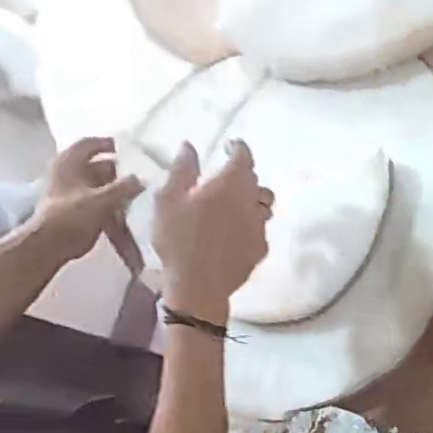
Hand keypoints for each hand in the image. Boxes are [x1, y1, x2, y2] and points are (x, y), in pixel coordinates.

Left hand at [31, 137, 145, 265]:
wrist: (51, 244)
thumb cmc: (72, 216)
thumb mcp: (100, 199)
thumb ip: (122, 188)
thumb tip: (140, 179)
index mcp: (69, 162)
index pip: (89, 144)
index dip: (107, 144)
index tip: (128, 149)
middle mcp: (70, 174)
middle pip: (97, 166)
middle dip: (119, 172)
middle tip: (140, 176)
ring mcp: (73, 193)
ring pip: (100, 186)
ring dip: (117, 190)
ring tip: (139, 195)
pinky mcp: (78, 211)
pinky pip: (99, 202)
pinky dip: (112, 205)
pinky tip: (128, 211)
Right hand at [154, 140, 273, 324]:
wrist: (199, 287)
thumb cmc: (178, 241)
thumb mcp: (168, 200)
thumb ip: (182, 170)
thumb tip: (189, 147)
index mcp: (229, 186)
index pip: (244, 158)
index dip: (238, 148)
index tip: (229, 146)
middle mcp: (250, 205)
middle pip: (257, 183)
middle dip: (245, 176)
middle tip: (227, 180)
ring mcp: (259, 229)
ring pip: (264, 207)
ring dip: (252, 201)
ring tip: (234, 206)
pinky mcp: (260, 251)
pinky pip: (261, 230)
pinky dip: (252, 225)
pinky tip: (236, 232)